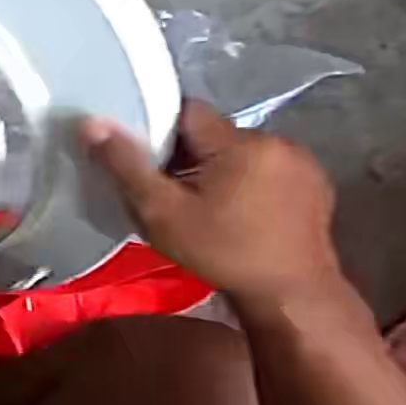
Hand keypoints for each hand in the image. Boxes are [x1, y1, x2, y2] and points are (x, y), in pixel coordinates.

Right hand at [81, 100, 341, 307]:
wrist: (289, 292)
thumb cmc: (219, 249)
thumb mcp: (160, 209)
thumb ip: (125, 164)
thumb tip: (93, 123)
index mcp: (241, 143)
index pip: (186, 112)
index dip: (154, 128)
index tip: (135, 156)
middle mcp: (278, 142)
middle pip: (210, 134)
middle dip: (180, 154)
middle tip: (156, 188)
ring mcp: (301, 164)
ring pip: (234, 152)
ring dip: (209, 168)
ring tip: (189, 202)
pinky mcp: (312, 185)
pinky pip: (260, 169)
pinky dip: (237, 181)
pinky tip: (226, 211)